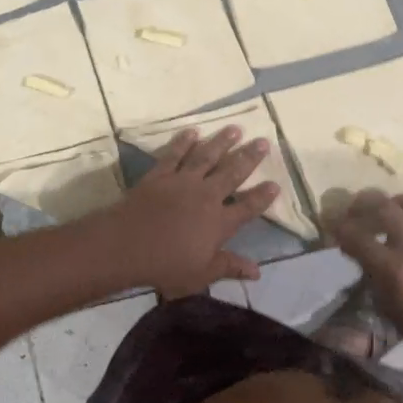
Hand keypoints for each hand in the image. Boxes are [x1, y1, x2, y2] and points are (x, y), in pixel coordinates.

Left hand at [103, 126, 279, 297]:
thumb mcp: (202, 274)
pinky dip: (184, 142)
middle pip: (232, 173)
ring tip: (235, 129)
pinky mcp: (159, 175)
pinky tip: (192, 131)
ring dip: (221, 142)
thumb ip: (229, 267)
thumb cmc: (166, 265)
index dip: (262, 197)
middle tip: (263, 141)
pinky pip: (174, 154)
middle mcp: (205, 196)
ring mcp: (182, 182)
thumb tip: (257, 271)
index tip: (276, 183)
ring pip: (206, 157)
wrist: (127, 244)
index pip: (247, 207)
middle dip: (249, 158)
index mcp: (219, 222)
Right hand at [330, 190, 402, 363]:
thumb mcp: (384, 303)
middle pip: (384, 207)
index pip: (357, 236)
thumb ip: (370, 271)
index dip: (339, 226)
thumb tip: (357, 249)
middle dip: (363, 202)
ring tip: (391, 208)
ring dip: (398, 201)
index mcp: (394, 269)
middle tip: (357, 209)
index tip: (334, 224)